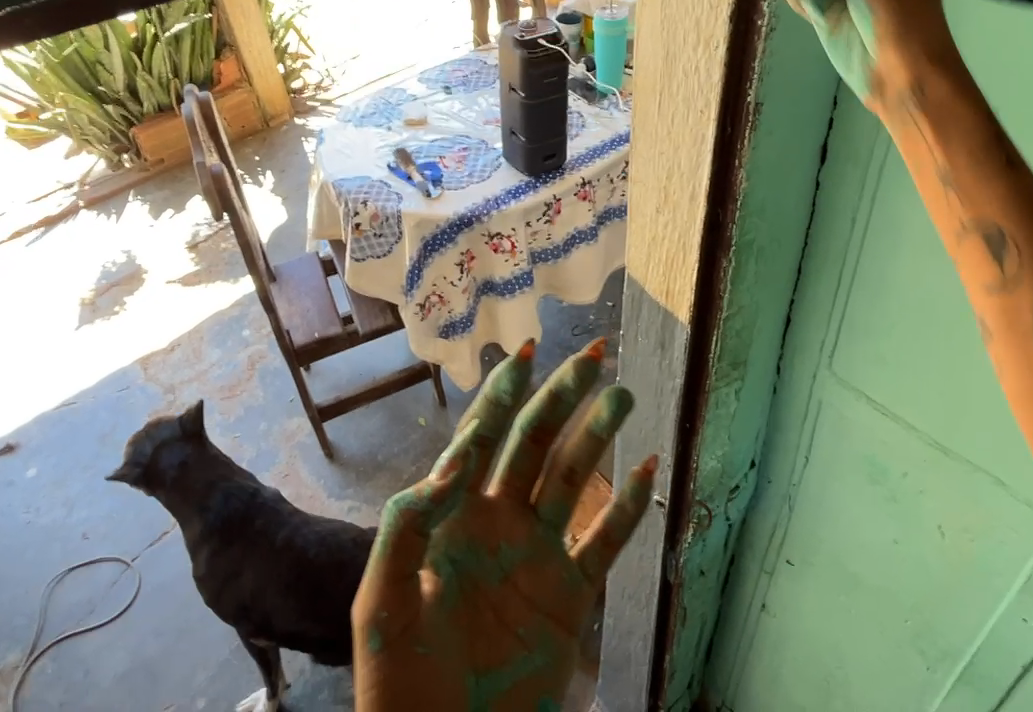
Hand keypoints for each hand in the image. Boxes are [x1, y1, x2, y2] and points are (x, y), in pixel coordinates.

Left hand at [352, 339, 657, 711]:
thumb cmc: (399, 683)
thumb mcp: (382, 604)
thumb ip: (407, 527)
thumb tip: (454, 461)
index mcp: (453, 519)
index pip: (480, 439)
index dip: (501, 396)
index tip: (526, 354)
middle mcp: (500, 523)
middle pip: (536, 445)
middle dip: (562, 397)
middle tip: (595, 356)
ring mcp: (538, 556)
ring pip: (576, 480)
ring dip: (599, 435)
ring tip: (623, 396)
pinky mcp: (570, 596)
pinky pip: (607, 541)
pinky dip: (631, 508)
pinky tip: (649, 471)